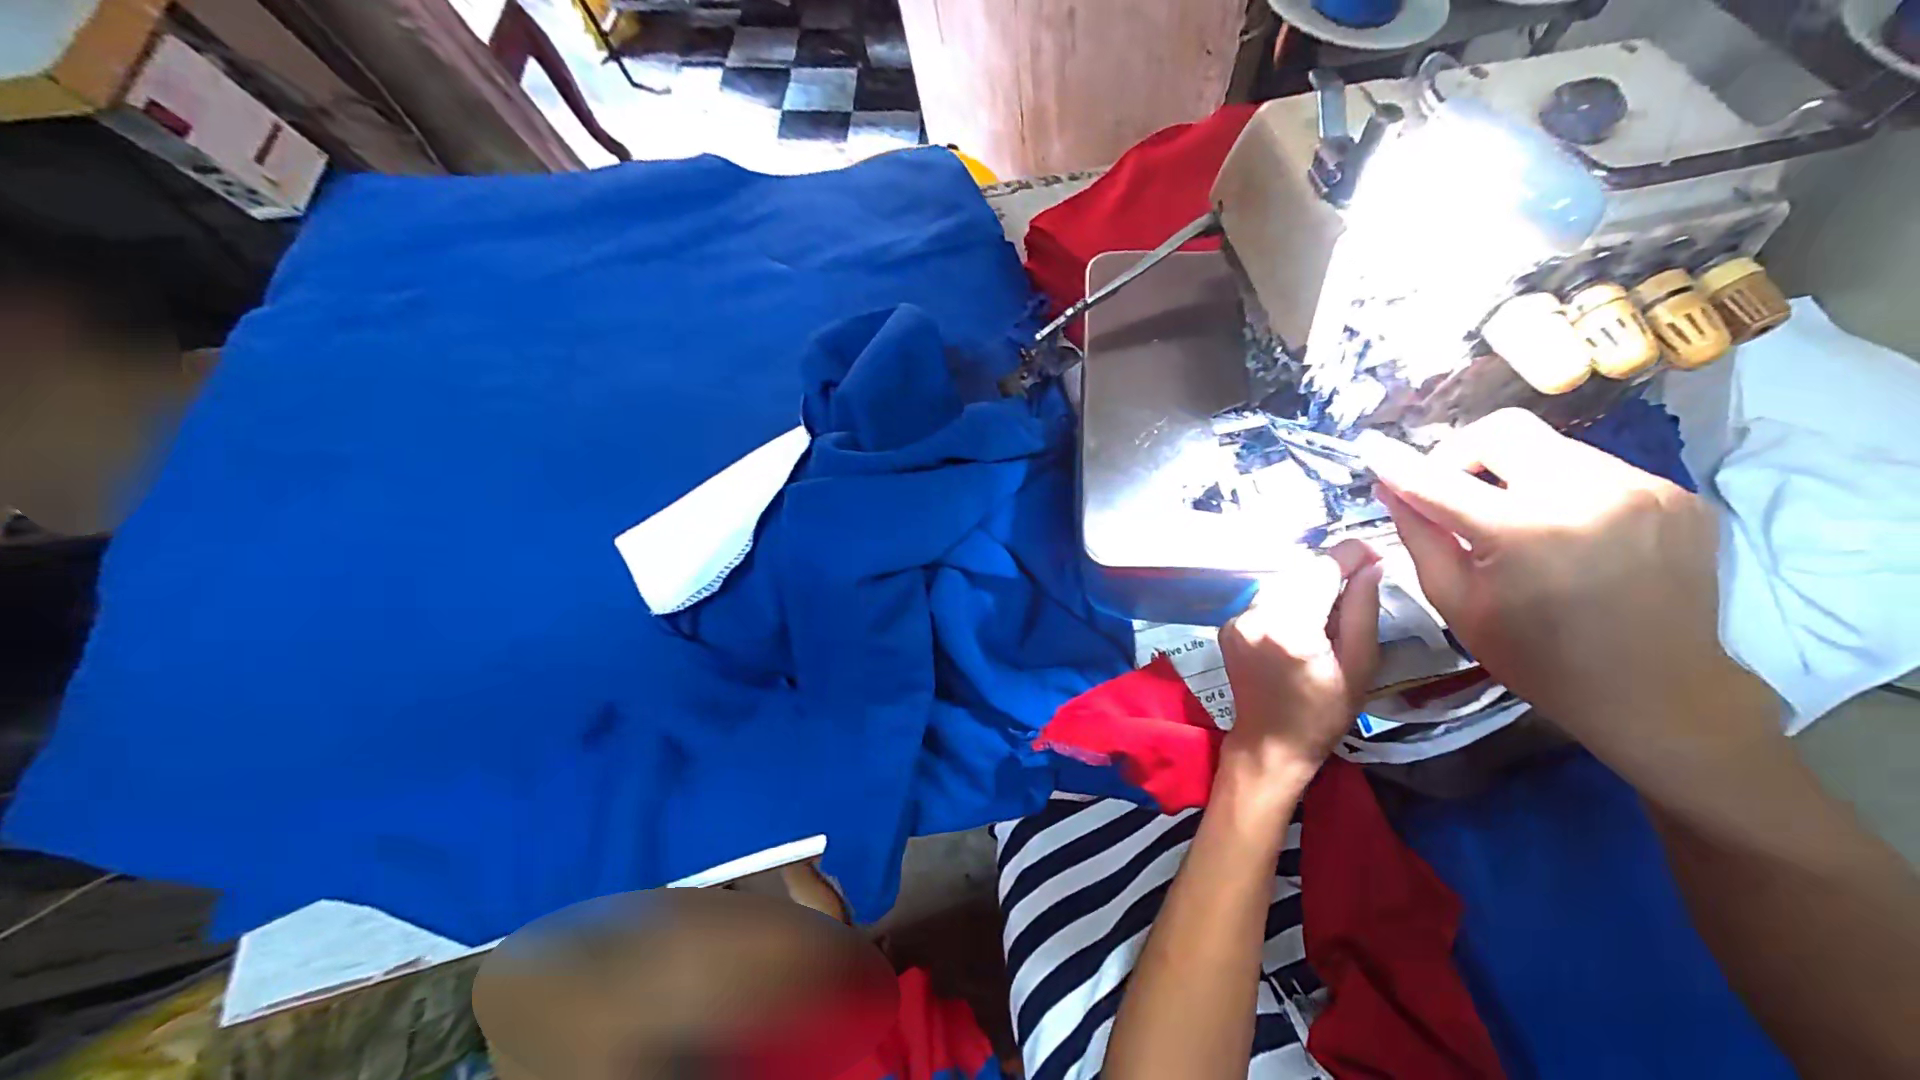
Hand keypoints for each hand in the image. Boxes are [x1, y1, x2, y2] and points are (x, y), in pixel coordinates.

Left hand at [1218, 539, 1382, 778]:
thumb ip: (1363, 610)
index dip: (1351, 555)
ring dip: (1309, 584)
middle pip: (1299, 571)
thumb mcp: (1359, 665)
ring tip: (1333, 608)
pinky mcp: (1227, 624)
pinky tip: (1304, 620)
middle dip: (1331, 571)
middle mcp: (1256, 616)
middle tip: (1360, 582)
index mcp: (1291, 628)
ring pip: (1280, 581)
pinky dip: (1287, 599)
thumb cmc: (1322, 713)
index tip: (1374, 555)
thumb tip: (1371, 565)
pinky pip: (1264, 597)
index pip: (1322, 569)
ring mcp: (1236, 619)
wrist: (1269, 741)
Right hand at [1360, 409, 1777, 778]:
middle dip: (1461, 453)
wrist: (1657, 692)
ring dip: (1515, 472)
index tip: (1371, 448)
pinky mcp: (1677, 494)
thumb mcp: (1457, 602)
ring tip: (1511, 516)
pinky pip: (1597, 469)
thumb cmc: (1537, 658)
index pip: (1440, 479)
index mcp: (1525, 531)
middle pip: (1504, 431)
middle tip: (1449, 488)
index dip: (1398, 463)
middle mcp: (1589, 494)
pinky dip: (1563, 489)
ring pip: (1552, 447)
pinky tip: (1564, 531)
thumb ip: (1420, 536)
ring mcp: (1643, 489)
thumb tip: (1390, 487)